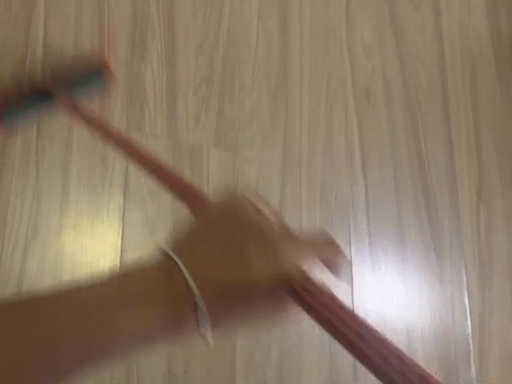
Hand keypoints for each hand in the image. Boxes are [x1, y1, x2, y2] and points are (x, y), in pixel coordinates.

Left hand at [164, 194, 346, 324]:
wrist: (175, 286)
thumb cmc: (222, 305)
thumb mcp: (268, 310)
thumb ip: (296, 293)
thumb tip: (312, 282)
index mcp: (279, 250)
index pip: (322, 244)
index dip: (334, 258)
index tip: (336, 271)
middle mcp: (263, 222)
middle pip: (292, 233)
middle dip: (293, 252)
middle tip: (283, 272)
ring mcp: (238, 206)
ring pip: (270, 219)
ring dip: (271, 235)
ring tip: (258, 254)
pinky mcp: (219, 200)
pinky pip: (248, 205)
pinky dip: (252, 218)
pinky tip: (244, 235)